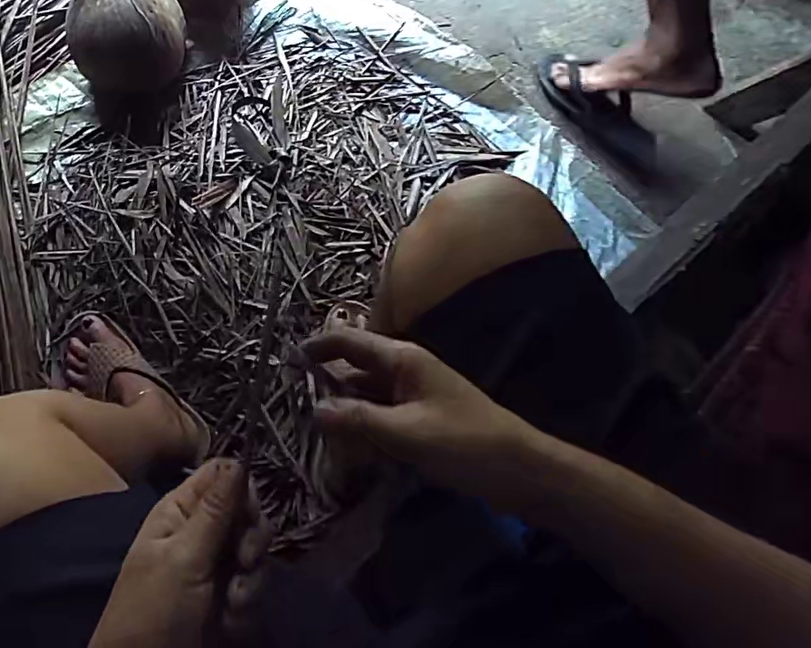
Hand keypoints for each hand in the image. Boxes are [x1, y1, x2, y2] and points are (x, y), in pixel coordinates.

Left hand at [91, 459, 270, 647]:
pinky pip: (253, 587)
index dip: (242, 486)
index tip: (250, 511)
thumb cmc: (154, 611)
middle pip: (245, 511)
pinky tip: (231, 623)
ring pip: (254, 551)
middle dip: (252, 538)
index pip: (221, 474)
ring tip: (233, 603)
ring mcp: (215, 566)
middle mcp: (201, 531)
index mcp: (181, 511)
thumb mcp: (184, 558)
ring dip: (251, 579)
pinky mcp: (227, 599)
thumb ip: (215, 510)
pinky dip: (247, 607)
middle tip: (244, 560)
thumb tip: (239, 459)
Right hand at [297, 326, 542, 508]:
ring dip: (346, 413)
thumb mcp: (407, 433)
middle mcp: (404, 369)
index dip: (319, 346)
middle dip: (328, 387)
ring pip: (368, 397)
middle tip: (297, 406)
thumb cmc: (465, 442)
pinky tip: (353, 452)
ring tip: (319, 435)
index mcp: (402, 358)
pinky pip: (383, 417)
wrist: (521, 469)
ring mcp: (414, 395)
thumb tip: (315, 410)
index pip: (350, 341)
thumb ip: (360, 420)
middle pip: (356, 370)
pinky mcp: (421, 419)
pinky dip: (366, 430)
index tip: (288, 357)